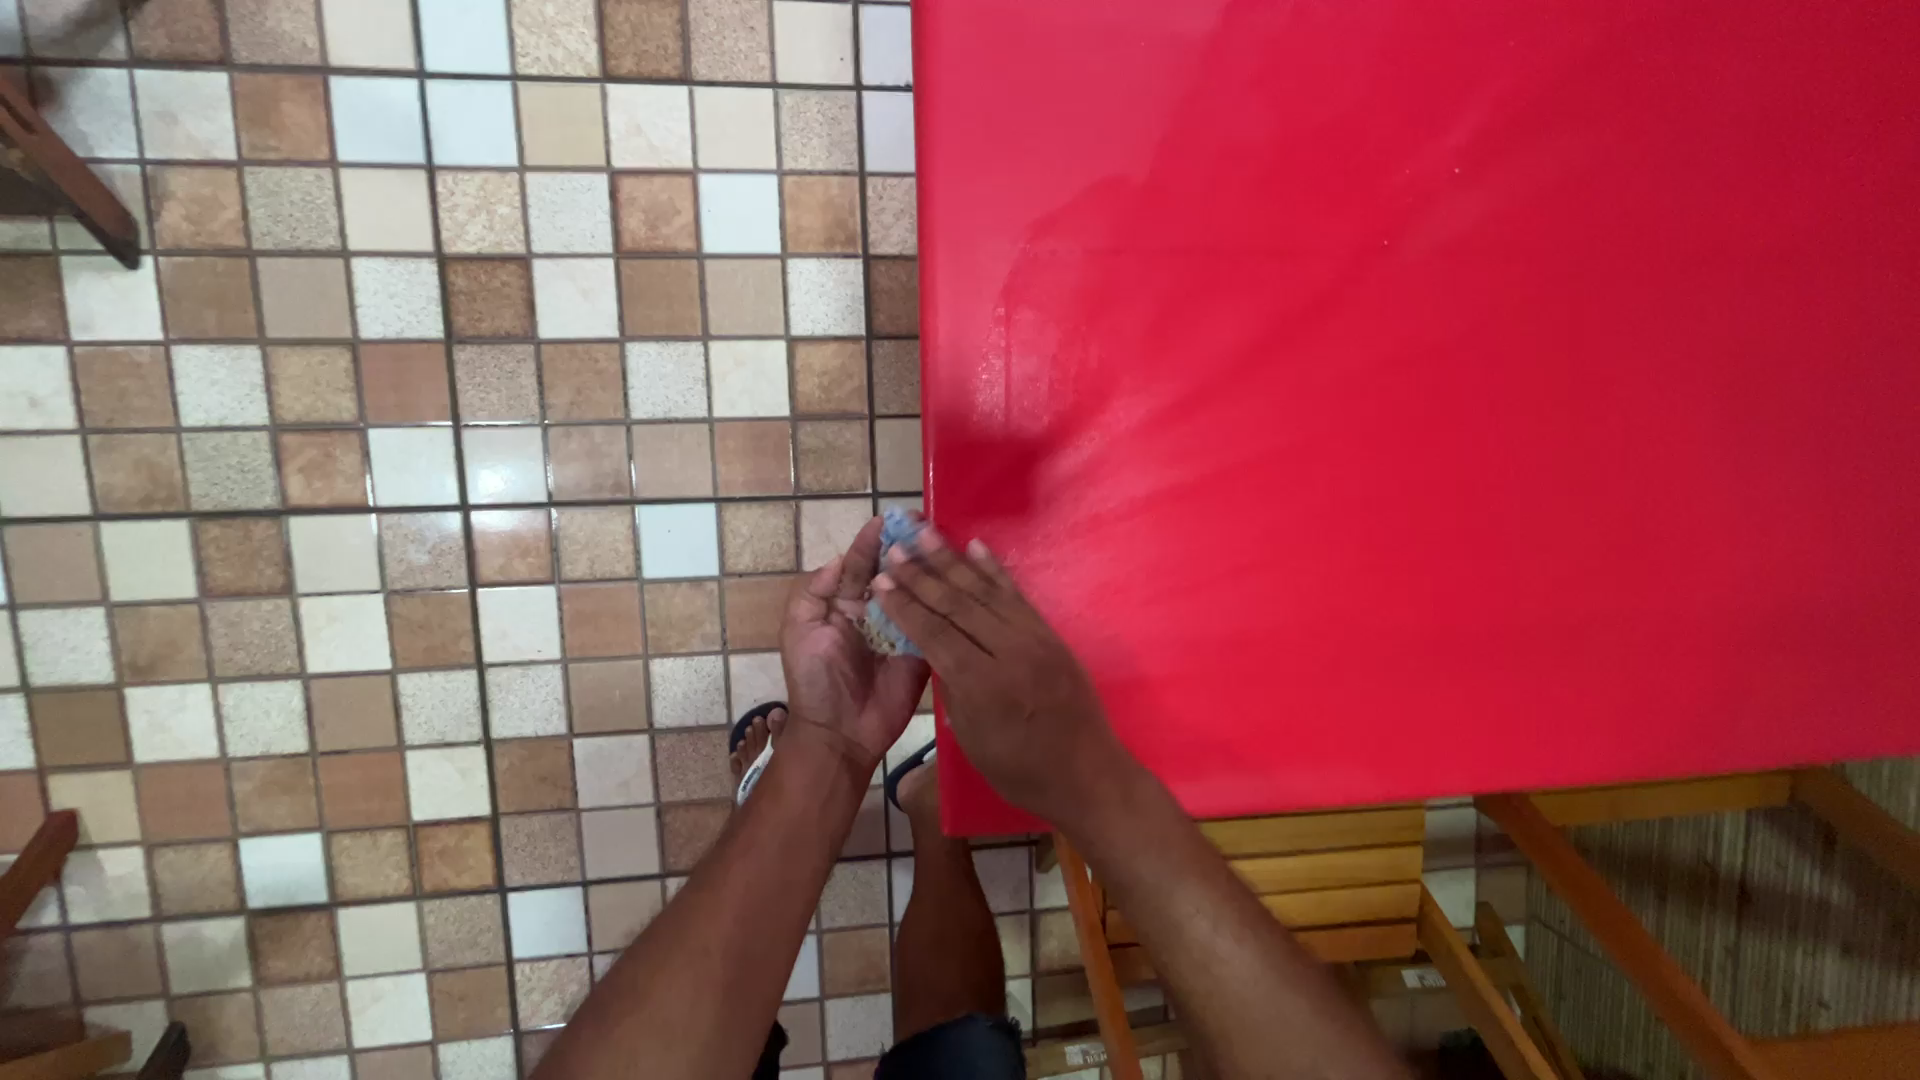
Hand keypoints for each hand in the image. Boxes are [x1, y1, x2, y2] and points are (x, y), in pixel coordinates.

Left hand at [780, 517, 930, 773]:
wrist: (838, 732)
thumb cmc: (814, 680)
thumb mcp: (799, 631)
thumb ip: (813, 592)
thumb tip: (841, 558)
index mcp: (844, 603)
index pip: (861, 564)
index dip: (874, 541)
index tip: (891, 518)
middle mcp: (875, 611)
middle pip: (893, 572)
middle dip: (906, 547)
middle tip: (926, 523)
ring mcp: (901, 630)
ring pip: (916, 593)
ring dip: (927, 569)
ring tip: (944, 543)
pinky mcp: (923, 651)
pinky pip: (933, 624)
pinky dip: (943, 604)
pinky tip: (958, 582)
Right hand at [872, 524, 1138, 827]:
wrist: (1087, 774)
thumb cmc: (1021, 771)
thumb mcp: (971, 739)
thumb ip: (951, 688)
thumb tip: (933, 649)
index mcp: (981, 685)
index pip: (934, 633)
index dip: (905, 605)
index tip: (881, 580)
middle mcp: (1008, 652)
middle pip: (957, 604)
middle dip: (922, 575)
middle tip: (896, 548)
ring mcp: (1034, 638)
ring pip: (985, 591)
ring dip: (953, 561)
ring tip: (926, 535)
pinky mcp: (1050, 634)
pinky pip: (1017, 595)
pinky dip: (995, 570)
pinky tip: (976, 549)